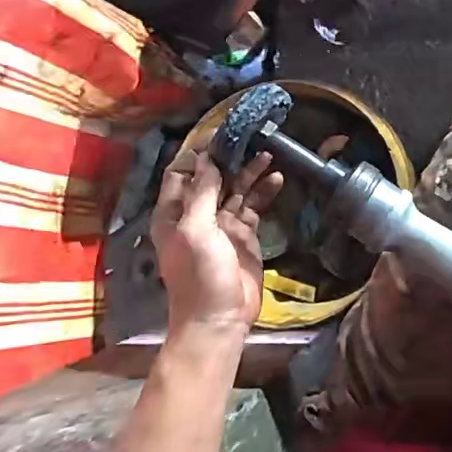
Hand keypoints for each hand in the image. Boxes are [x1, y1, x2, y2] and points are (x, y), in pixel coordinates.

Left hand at [152, 150, 282, 337]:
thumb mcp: (195, 230)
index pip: (181, 173)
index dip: (198, 153)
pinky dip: (264, 191)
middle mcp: (196, 215)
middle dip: (229, 157)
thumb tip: (206, 159)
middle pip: (212, 177)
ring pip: (236, 189)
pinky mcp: (245, 235)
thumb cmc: (199, 274)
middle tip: (249, 136)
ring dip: (250, 171)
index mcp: (174, 213)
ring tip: (269, 152)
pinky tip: (277, 178)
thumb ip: (202, 193)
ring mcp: (222, 225)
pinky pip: (254, 206)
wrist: (220, 318)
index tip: (219, 133)